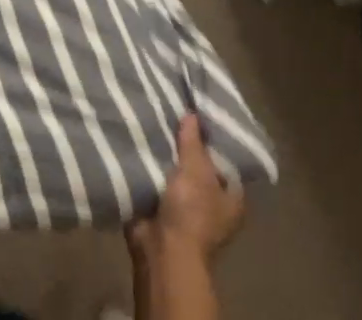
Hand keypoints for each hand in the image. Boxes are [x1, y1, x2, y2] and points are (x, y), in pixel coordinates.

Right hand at [128, 114, 244, 261]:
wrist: (162, 248)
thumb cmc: (191, 212)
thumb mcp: (197, 173)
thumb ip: (193, 144)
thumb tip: (192, 114)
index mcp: (231, 197)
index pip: (223, 161)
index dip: (210, 139)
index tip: (192, 114)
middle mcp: (210, 201)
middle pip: (195, 165)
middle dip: (179, 145)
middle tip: (163, 112)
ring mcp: (183, 205)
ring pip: (170, 171)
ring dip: (158, 155)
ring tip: (142, 121)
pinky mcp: (157, 206)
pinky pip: (150, 179)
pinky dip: (142, 166)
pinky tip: (130, 144)